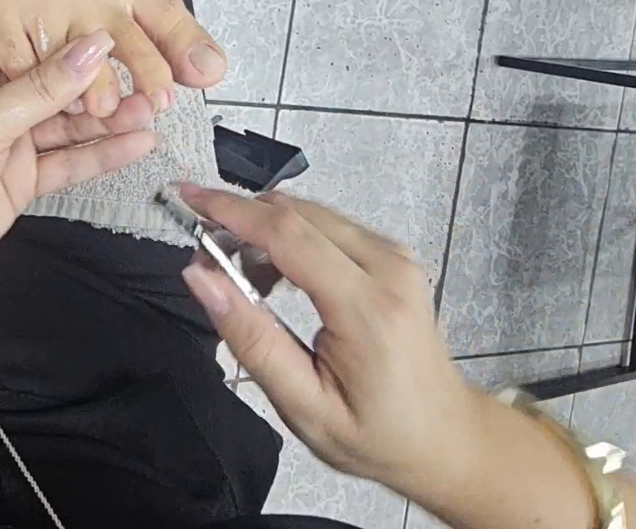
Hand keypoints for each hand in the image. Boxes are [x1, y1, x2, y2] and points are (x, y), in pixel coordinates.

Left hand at [0, 19, 158, 297]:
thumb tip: (91, 47)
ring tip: (152, 110)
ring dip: (107, 118)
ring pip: (67, 121)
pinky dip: (99, 155)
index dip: (59, 20)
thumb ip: (43, 88)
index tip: (105, 13)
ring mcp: (8, 137)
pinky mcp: (20, 176)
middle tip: (145, 74)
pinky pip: (67, 160)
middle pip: (53, 78)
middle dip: (97, 77)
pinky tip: (134, 145)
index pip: (19, 29)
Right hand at [174, 185, 486, 497]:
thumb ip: (250, 339)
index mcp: (368, 308)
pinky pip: (324, 222)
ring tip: (243, 277)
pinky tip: (275, 274)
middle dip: (238, 218)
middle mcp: (387, 266)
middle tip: (207, 254)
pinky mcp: (391, 252)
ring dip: (261, 228)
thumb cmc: (376, 435)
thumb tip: (198, 275)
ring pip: (306, 211)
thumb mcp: (304, 406)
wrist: (449, 440)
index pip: (286, 233)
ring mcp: (394, 254)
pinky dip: (286, 235)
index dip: (229, 209)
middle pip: (294, 212)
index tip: (185, 195)